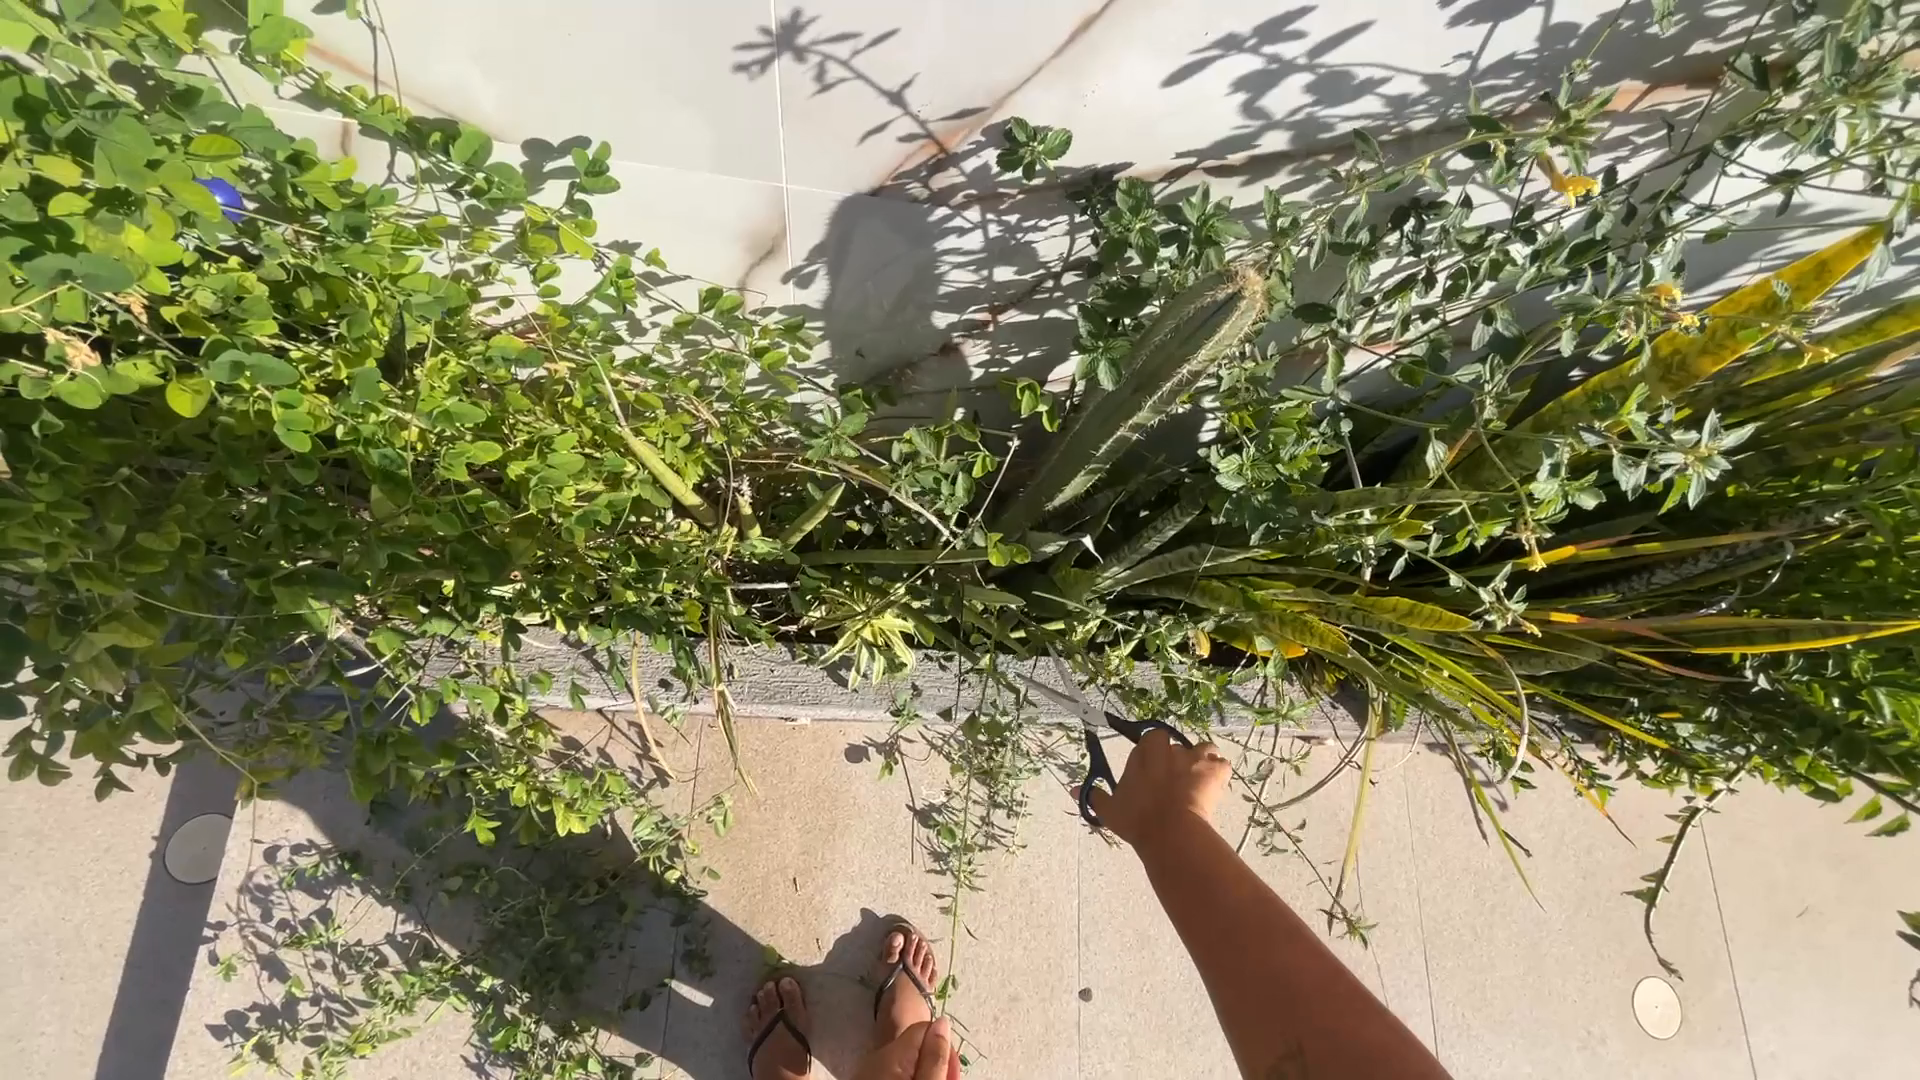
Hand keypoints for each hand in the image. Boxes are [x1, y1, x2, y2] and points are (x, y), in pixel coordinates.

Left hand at [854, 1016, 960, 1079]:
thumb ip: (935, 1057)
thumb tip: (943, 1021)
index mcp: (891, 1051)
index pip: (926, 1026)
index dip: (944, 1047)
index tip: (952, 1070)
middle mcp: (876, 1055)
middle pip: (916, 1043)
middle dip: (935, 1059)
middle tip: (947, 1079)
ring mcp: (868, 1069)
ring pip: (906, 1059)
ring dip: (923, 1069)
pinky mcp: (867, 1079)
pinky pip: (892, 1070)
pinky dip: (907, 1076)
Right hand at [1076, 729, 1229, 847]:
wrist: (1170, 832)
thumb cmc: (1137, 821)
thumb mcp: (1110, 811)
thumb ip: (1095, 797)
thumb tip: (1074, 789)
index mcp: (1142, 755)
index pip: (1150, 740)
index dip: (1153, 752)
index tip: (1153, 769)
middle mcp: (1167, 751)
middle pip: (1174, 743)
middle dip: (1177, 756)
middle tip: (1176, 779)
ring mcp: (1193, 759)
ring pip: (1203, 748)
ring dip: (1202, 760)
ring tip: (1200, 779)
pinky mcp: (1214, 771)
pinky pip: (1222, 765)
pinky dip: (1220, 774)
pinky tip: (1215, 787)